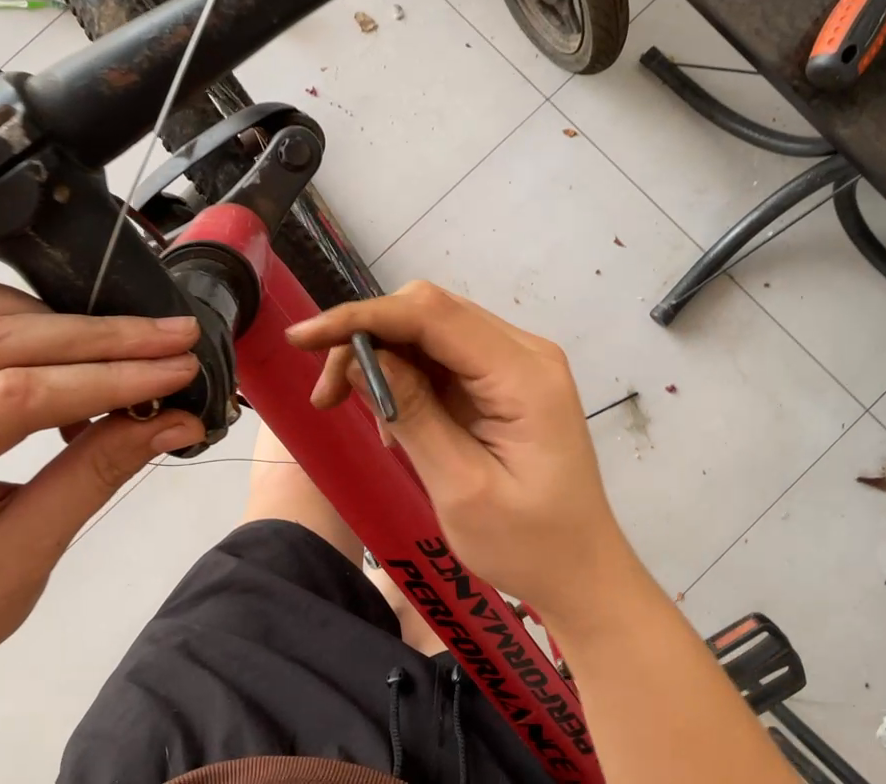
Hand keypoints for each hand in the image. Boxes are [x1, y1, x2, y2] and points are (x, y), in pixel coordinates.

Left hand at [0, 270, 206, 682]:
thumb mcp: (28, 555)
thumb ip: (98, 471)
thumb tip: (180, 417)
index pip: (6, 396)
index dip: (102, 376)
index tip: (177, 368)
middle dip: (94, 338)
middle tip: (173, 342)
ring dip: (52, 321)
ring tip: (115, 357)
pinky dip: (17, 323)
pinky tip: (60, 359)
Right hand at [285, 281, 634, 616]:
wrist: (581, 573)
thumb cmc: (528, 545)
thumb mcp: (461, 487)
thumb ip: (413, 415)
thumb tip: (362, 358)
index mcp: (523, 375)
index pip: (432, 315)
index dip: (362, 317)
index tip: (304, 338)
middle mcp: (524, 352)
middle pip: (429, 312)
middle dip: (366, 338)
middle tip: (325, 395)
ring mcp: (517, 363)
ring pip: (430, 329)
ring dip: (380, 356)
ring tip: (345, 405)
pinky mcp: (504, 380)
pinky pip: (443, 356)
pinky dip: (404, 375)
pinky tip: (390, 419)